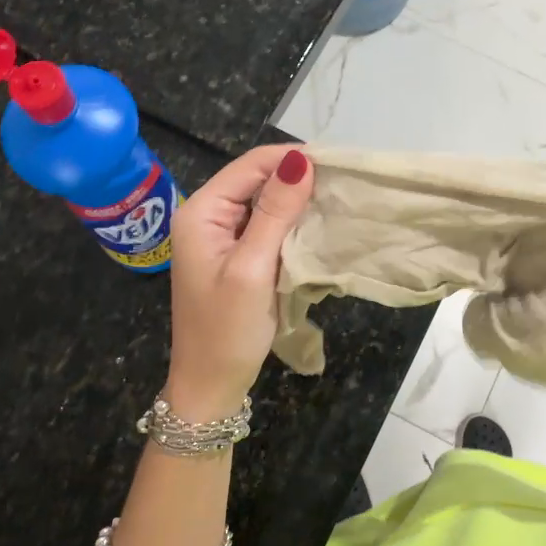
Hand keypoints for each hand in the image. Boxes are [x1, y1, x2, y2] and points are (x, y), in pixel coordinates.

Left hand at [167, 146, 313, 414]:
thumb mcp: (253, 269)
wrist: (210, 386)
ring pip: (264, 202)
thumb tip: (301, 159)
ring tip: (337, 201)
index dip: (292, 159)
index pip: (251, 165)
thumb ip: (275, 212)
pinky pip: (265, 226)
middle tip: (344, 184)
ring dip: (297, 201)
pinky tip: (317, 226)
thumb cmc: (226, 330)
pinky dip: (291, 223)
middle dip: (297, 178)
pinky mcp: (235, 256)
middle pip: (256, 179)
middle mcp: (206, 216)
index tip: (339, 165)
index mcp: (201, 212)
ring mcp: (220, 237)